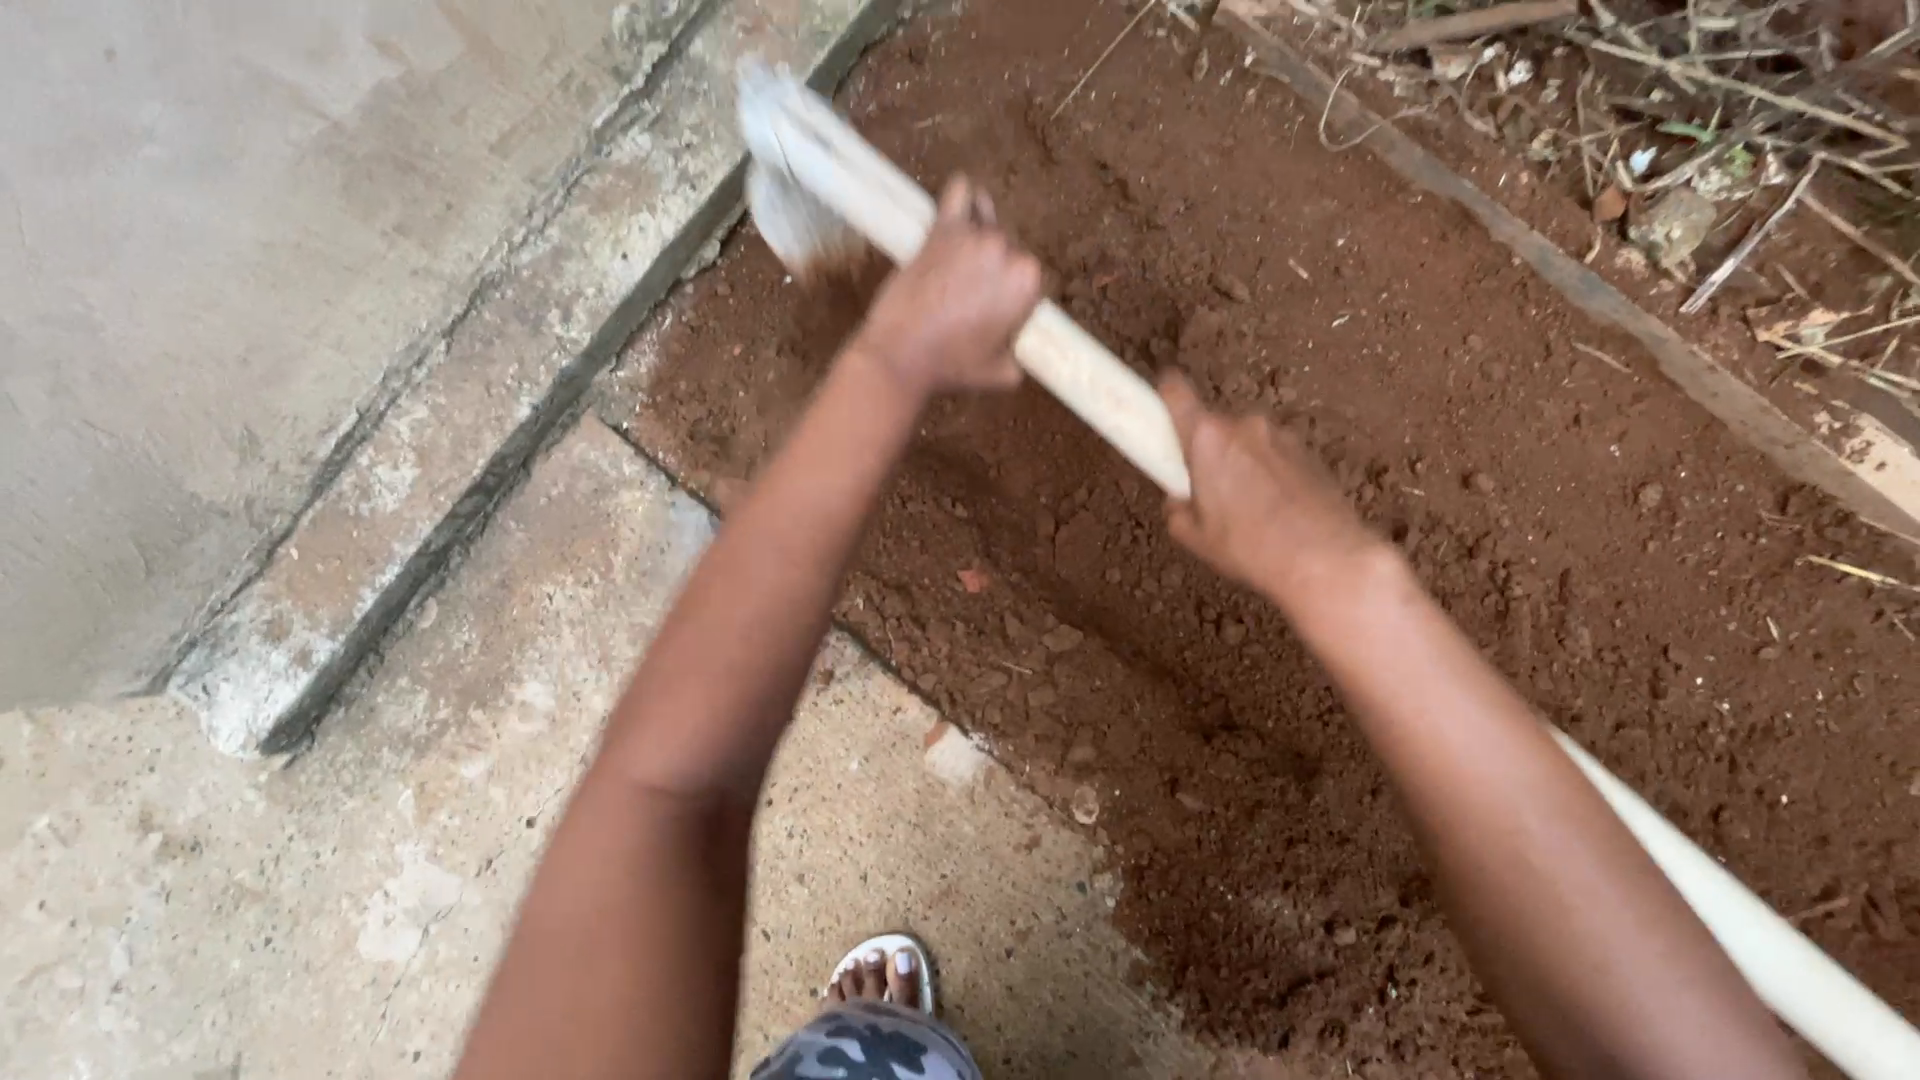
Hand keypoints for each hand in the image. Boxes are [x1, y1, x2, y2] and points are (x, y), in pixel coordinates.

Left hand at [848, 176, 1043, 395]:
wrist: (899, 355)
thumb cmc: (950, 366)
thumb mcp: (1000, 373)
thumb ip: (1018, 355)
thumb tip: (1018, 350)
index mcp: (1026, 283)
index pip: (1031, 279)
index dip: (1014, 297)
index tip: (994, 312)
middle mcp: (1005, 252)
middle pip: (1009, 250)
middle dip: (994, 269)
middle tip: (969, 296)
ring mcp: (973, 237)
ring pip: (987, 226)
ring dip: (978, 241)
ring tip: (959, 265)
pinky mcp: (942, 228)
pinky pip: (960, 192)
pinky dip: (963, 196)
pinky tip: (960, 210)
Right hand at [1159, 372, 1388, 606]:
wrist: (1326, 559)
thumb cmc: (1253, 547)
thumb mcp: (1195, 537)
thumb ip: (1176, 509)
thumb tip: (1178, 501)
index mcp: (1207, 438)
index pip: (1175, 390)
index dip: (1163, 395)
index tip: (1158, 410)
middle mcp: (1245, 425)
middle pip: (1212, 425)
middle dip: (1205, 451)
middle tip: (1206, 491)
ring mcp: (1280, 435)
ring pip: (1244, 441)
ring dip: (1238, 464)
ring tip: (1246, 510)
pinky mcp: (1307, 451)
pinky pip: (1273, 455)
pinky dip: (1267, 474)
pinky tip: (1273, 512)